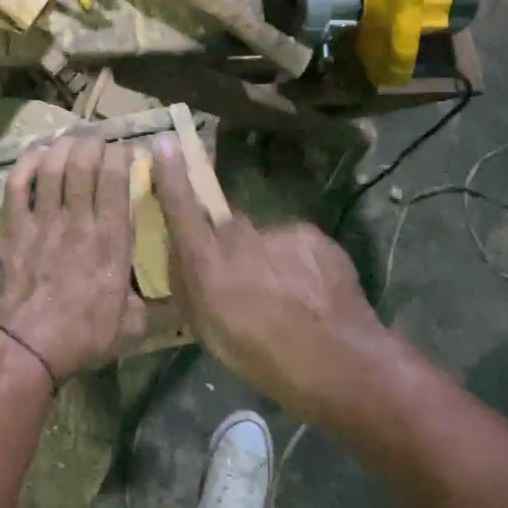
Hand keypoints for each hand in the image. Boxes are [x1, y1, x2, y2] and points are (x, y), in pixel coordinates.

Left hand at [0, 136, 148, 381]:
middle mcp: (77, 221)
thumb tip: (182, 295)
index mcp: (110, 241)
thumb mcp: (132, 326)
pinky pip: (18, 183)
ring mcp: (42, 221)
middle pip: (84, 163)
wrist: (25, 349)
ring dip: (63, 146)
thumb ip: (154, 303)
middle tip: (99, 140)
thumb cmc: (82, 338)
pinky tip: (38, 152)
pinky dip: (27, 161)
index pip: (116, 179)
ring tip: (73, 140)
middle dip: (94, 143)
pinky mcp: (13, 227)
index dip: (122, 155)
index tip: (127, 151)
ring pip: (52, 166)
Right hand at [150, 139, 388, 416]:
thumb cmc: (265, 359)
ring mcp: (278, 232)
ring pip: (264, 239)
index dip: (170, 174)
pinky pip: (295, 244)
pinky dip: (299, 263)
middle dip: (230, 247)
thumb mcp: (209, 333)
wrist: (343, 365)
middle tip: (246, 284)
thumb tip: (179, 258)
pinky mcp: (312, 235)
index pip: (180, 207)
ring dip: (268, 260)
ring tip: (287, 299)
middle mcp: (239, 238)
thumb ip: (189, 287)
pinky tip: (312, 295)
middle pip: (226, 229)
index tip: (164, 143)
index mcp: (207, 263)